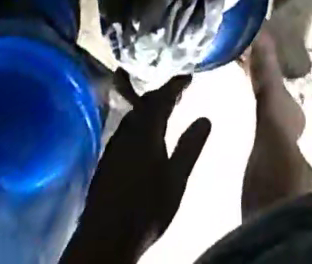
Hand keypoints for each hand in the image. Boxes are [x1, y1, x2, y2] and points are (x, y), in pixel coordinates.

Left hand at [62, 75, 210, 262]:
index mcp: (145, 129)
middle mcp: (127, 130)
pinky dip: (139, 123)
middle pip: (145, 103)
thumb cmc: (146, 206)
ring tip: (164, 110)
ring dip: (149, 108)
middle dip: (161, 95)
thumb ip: (190, 147)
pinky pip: (127, 129)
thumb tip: (205, 118)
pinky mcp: (107, 158)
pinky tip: (144, 135)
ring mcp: (114, 144)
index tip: (188, 76)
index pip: (161, 98)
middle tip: (178, 91)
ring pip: (134, 116)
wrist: (106, 235)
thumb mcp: (176, 179)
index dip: (175, 85)